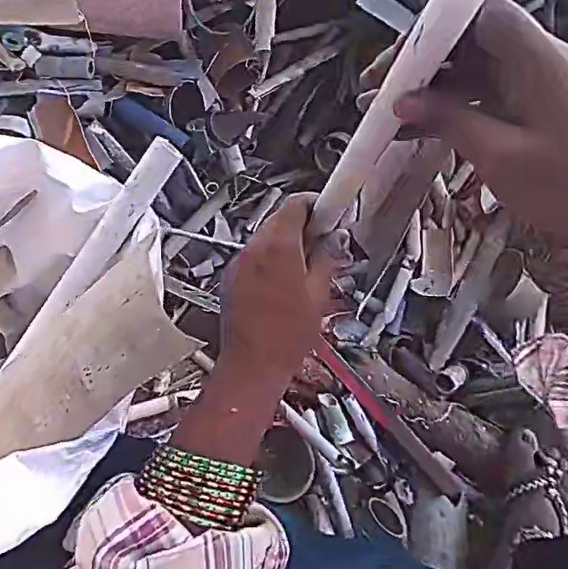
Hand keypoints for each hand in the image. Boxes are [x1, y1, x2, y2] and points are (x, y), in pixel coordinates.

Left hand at [219, 194, 350, 379]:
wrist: (253, 365)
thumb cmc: (284, 337)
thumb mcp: (318, 294)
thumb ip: (327, 258)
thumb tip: (335, 239)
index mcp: (278, 247)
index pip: (296, 204)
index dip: (317, 205)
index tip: (331, 215)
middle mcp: (254, 249)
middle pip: (281, 219)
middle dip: (305, 227)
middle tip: (326, 243)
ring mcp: (240, 262)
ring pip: (267, 237)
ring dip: (288, 243)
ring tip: (308, 267)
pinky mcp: (233, 277)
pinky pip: (255, 256)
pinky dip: (272, 260)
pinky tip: (287, 282)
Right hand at [371, 0, 567, 243]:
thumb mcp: (501, 158)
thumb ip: (450, 121)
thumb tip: (404, 102)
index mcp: (540, 60)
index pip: (483, 12)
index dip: (435, 25)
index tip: (400, 55)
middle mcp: (542, 60)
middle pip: (473, 38)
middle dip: (425, 60)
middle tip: (382, 87)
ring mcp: (541, 83)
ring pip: (475, 67)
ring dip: (434, 86)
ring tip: (392, 112)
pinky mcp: (539, 105)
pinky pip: (489, 92)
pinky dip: (456, 106)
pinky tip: (422, 126)